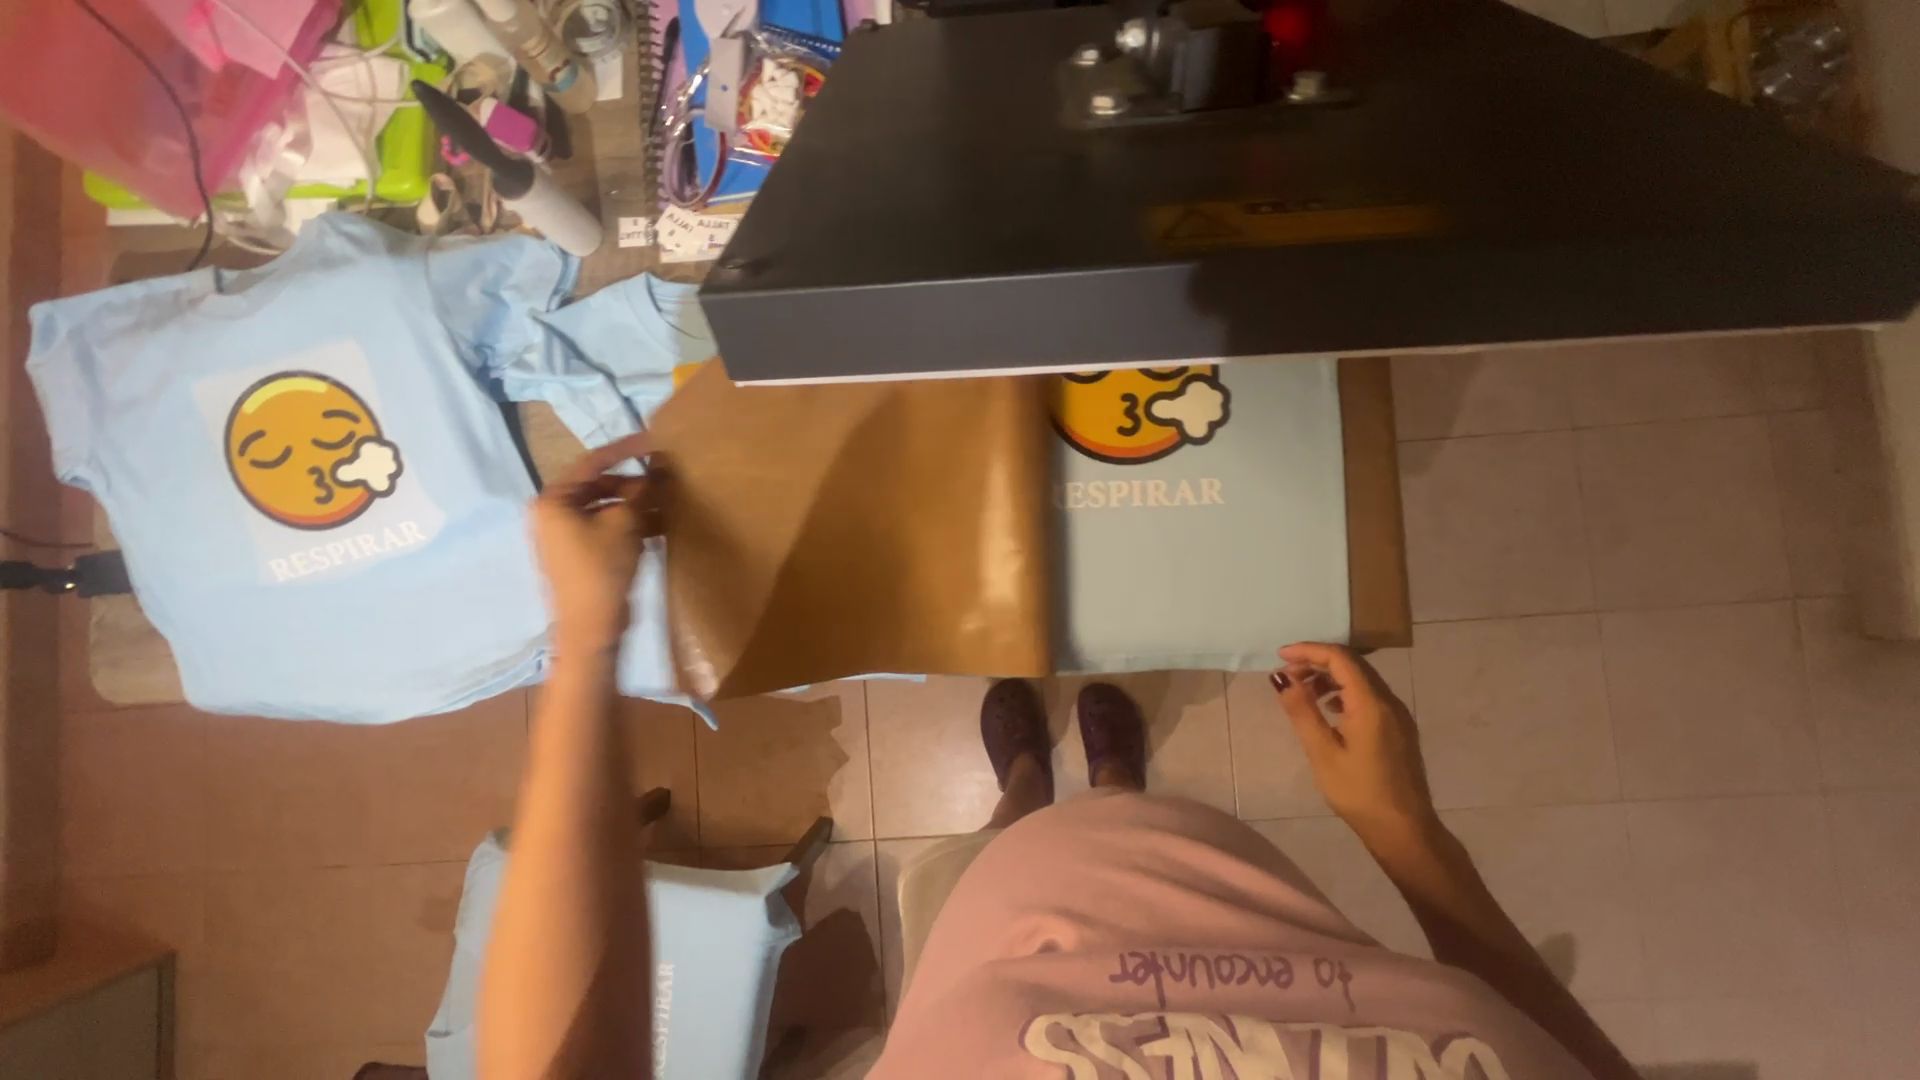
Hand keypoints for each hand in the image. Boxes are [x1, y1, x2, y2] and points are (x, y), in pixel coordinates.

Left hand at [531, 433, 662, 657]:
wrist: (590, 625)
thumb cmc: (602, 568)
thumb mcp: (625, 523)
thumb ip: (640, 491)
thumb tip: (655, 471)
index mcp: (552, 500)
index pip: (593, 463)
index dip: (626, 450)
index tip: (655, 441)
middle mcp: (551, 513)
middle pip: (599, 486)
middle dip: (634, 483)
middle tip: (666, 479)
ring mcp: (563, 535)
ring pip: (605, 508)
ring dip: (636, 504)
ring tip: (668, 503)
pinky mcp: (577, 554)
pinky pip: (605, 527)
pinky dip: (629, 524)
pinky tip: (657, 525)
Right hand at [1273, 642, 1438, 850]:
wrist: (1404, 830)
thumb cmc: (1358, 792)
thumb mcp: (1322, 752)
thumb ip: (1301, 710)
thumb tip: (1281, 677)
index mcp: (1371, 704)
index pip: (1340, 658)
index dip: (1308, 650)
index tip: (1280, 656)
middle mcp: (1389, 702)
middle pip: (1352, 664)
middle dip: (1317, 661)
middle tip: (1286, 674)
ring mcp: (1397, 715)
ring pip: (1362, 679)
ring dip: (1330, 676)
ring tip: (1301, 691)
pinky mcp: (1398, 728)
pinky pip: (1369, 695)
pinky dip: (1344, 691)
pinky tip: (1327, 709)